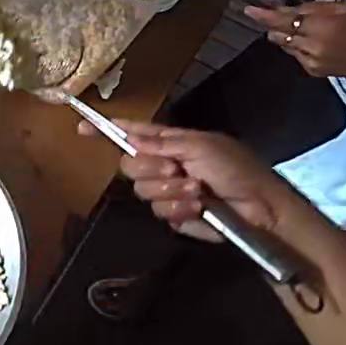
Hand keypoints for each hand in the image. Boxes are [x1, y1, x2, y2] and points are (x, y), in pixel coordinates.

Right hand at [80, 119, 307, 242]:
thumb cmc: (237, 171)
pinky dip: (179, 209)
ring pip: (142, 190)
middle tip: (174, 170)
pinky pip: (159, 211)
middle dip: (149, 168)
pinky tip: (198, 208)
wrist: (263, 211)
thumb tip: (131, 138)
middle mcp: (164, 165)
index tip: (82, 129)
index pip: (132, 134)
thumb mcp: (201, 146)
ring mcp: (168, 191)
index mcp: (171, 143)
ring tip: (197, 192)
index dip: (108, 130)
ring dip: (170, 191)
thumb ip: (163, 143)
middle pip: (129, 164)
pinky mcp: (174, 215)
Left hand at [245, 1, 345, 80]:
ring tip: (306, 28)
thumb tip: (288, 8)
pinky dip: (297, 46)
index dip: (264, 15)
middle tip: (279, 15)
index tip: (248, 10)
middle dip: (275, 24)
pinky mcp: (313, 70)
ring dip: (287, 35)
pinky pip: (295, 55)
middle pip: (278, 33)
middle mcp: (312, 45)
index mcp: (323, 26)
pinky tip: (315, 42)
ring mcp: (310, 60)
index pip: (283, 19)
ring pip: (284, 45)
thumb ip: (315, 8)